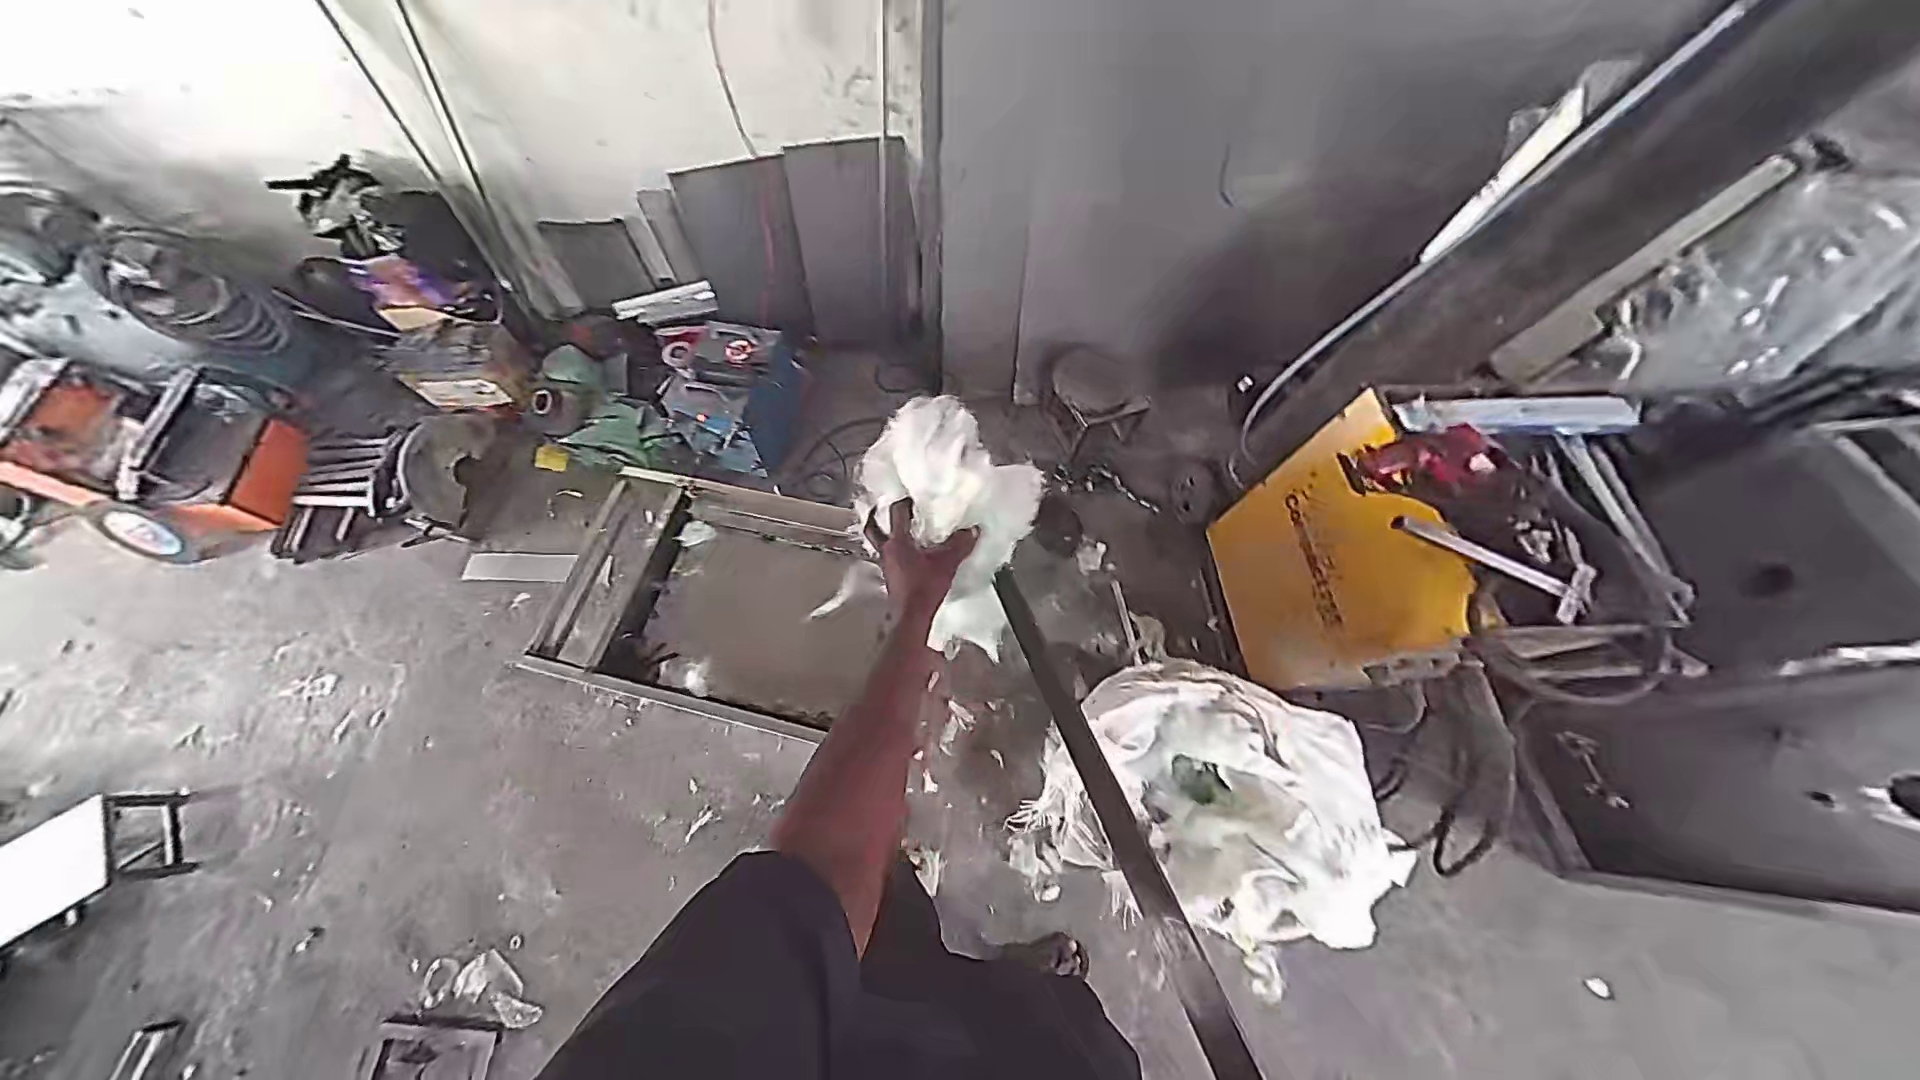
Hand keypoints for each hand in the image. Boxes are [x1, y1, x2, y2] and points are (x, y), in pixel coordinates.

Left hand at [867, 498, 977, 618]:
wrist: (911, 616)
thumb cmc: (922, 589)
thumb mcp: (947, 562)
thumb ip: (960, 544)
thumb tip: (971, 532)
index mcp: (897, 542)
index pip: (897, 514)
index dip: (904, 503)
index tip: (911, 498)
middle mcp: (887, 552)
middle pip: (873, 529)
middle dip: (876, 516)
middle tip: (879, 508)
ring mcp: (887, 566)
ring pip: (878, 545)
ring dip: (883, 536)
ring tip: (893, 532)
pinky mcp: (891, 579)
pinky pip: (888, 560)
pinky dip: (894, 554)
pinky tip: (906, 557)